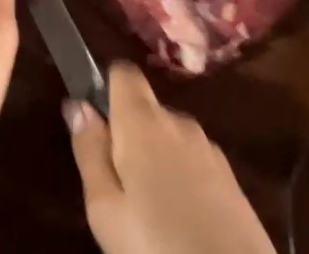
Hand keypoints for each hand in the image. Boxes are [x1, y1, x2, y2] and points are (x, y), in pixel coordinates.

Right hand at [69, 63, 275, 253]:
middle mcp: (179, 124)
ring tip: (148, 210)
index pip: (124, 73)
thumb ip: (89, 150)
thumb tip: (77, 105)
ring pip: (169, 138)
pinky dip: (181, 179)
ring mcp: (210, 151)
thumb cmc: (156, 248)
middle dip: (128, 135)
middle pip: (145, 109)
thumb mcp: (105, 208)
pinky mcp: (231, 180)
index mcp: (143, 122)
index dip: (106, 87)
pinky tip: (179, 221)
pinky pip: (193, 162)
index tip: (95, 122)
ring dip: (155, 159)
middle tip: (116, 185)